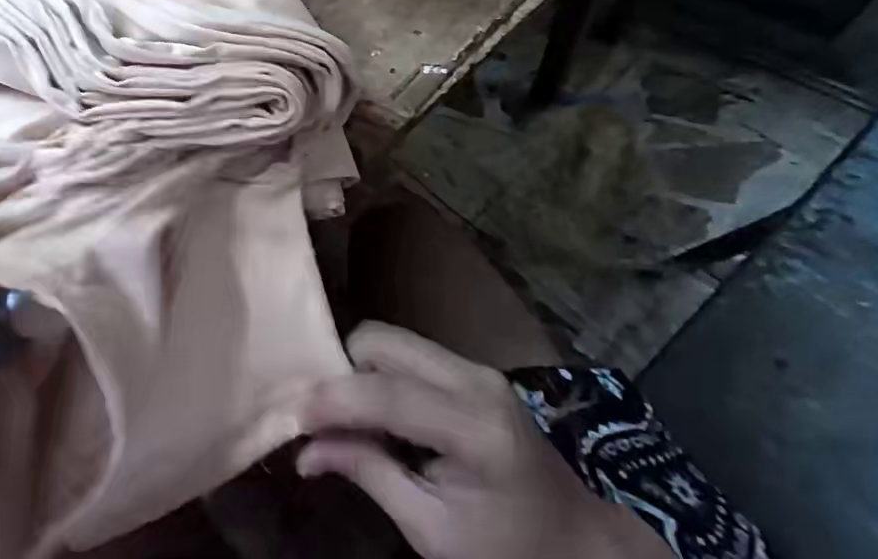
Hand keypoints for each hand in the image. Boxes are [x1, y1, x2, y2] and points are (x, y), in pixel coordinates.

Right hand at [294, 322, 669, 558]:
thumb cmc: (510, 551)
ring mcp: (476, 369)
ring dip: (358, 370)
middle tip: (327, 419)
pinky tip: (380, 413)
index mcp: (477, 429)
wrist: (584, 545)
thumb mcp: (433, 531)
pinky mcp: (471, 369)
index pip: (386, 394)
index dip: (332, 400)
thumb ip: (367, 474)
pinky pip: (405, 352)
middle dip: (343, 373)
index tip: (293, 417)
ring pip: (388, 340)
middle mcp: (476, 381)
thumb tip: (303, 451)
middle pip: (380, 343)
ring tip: (352, 419)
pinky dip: (379, 373)